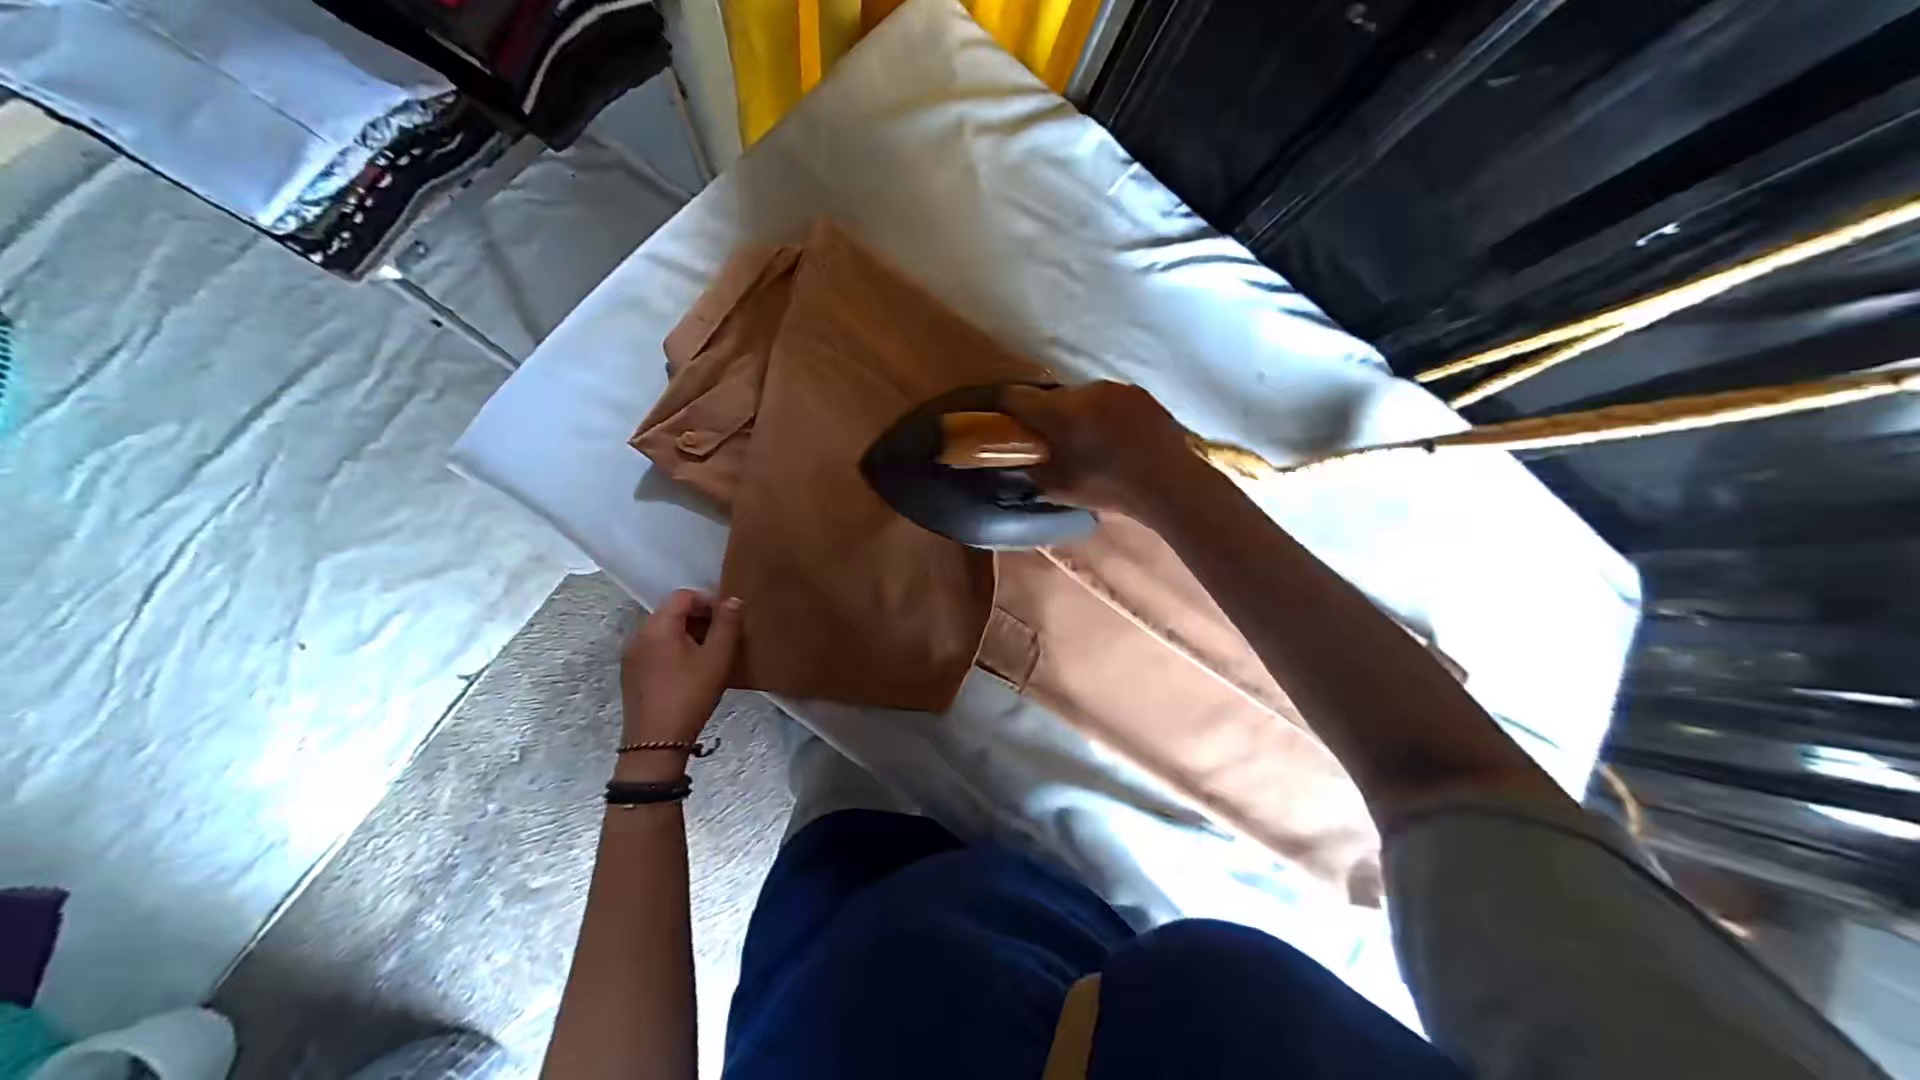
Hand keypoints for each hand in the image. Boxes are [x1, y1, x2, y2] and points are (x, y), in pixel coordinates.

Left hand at [617, 590, 742, 777]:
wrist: (655, 743)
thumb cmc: (690, 694)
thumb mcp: (717, 658)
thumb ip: (727, 624)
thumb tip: (732, 600)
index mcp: (658, 626)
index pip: (683, 595)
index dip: (708, 600)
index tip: (728, 618)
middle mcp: (639, 634)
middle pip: (671, 612)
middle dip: (699, 617)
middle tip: (722, 635)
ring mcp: (631, 655)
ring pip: (662, 631)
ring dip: (687, 634)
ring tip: (709, 653)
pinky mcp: (631, 674)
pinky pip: (655, 649)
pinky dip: (673, 649)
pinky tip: (689, 670)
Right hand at [1001, 382, 1200, 517]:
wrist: (1169, 483)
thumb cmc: (1108, 486)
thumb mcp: (1058, 487)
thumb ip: (1034, 468)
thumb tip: (1021, 459)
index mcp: (1058, 410)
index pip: (1015, 396)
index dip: (1001, 406)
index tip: (997, 416)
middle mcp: (1084, 390)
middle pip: (1053, 397)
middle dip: (1048, 415)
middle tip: (1051, 440)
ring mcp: (1116, 389)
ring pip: (1084, 398)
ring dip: (1080, 415)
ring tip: (1088, 441)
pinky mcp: (1140, 395)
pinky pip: (1111, 402)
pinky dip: (1106, 416)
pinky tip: (1116, 439)